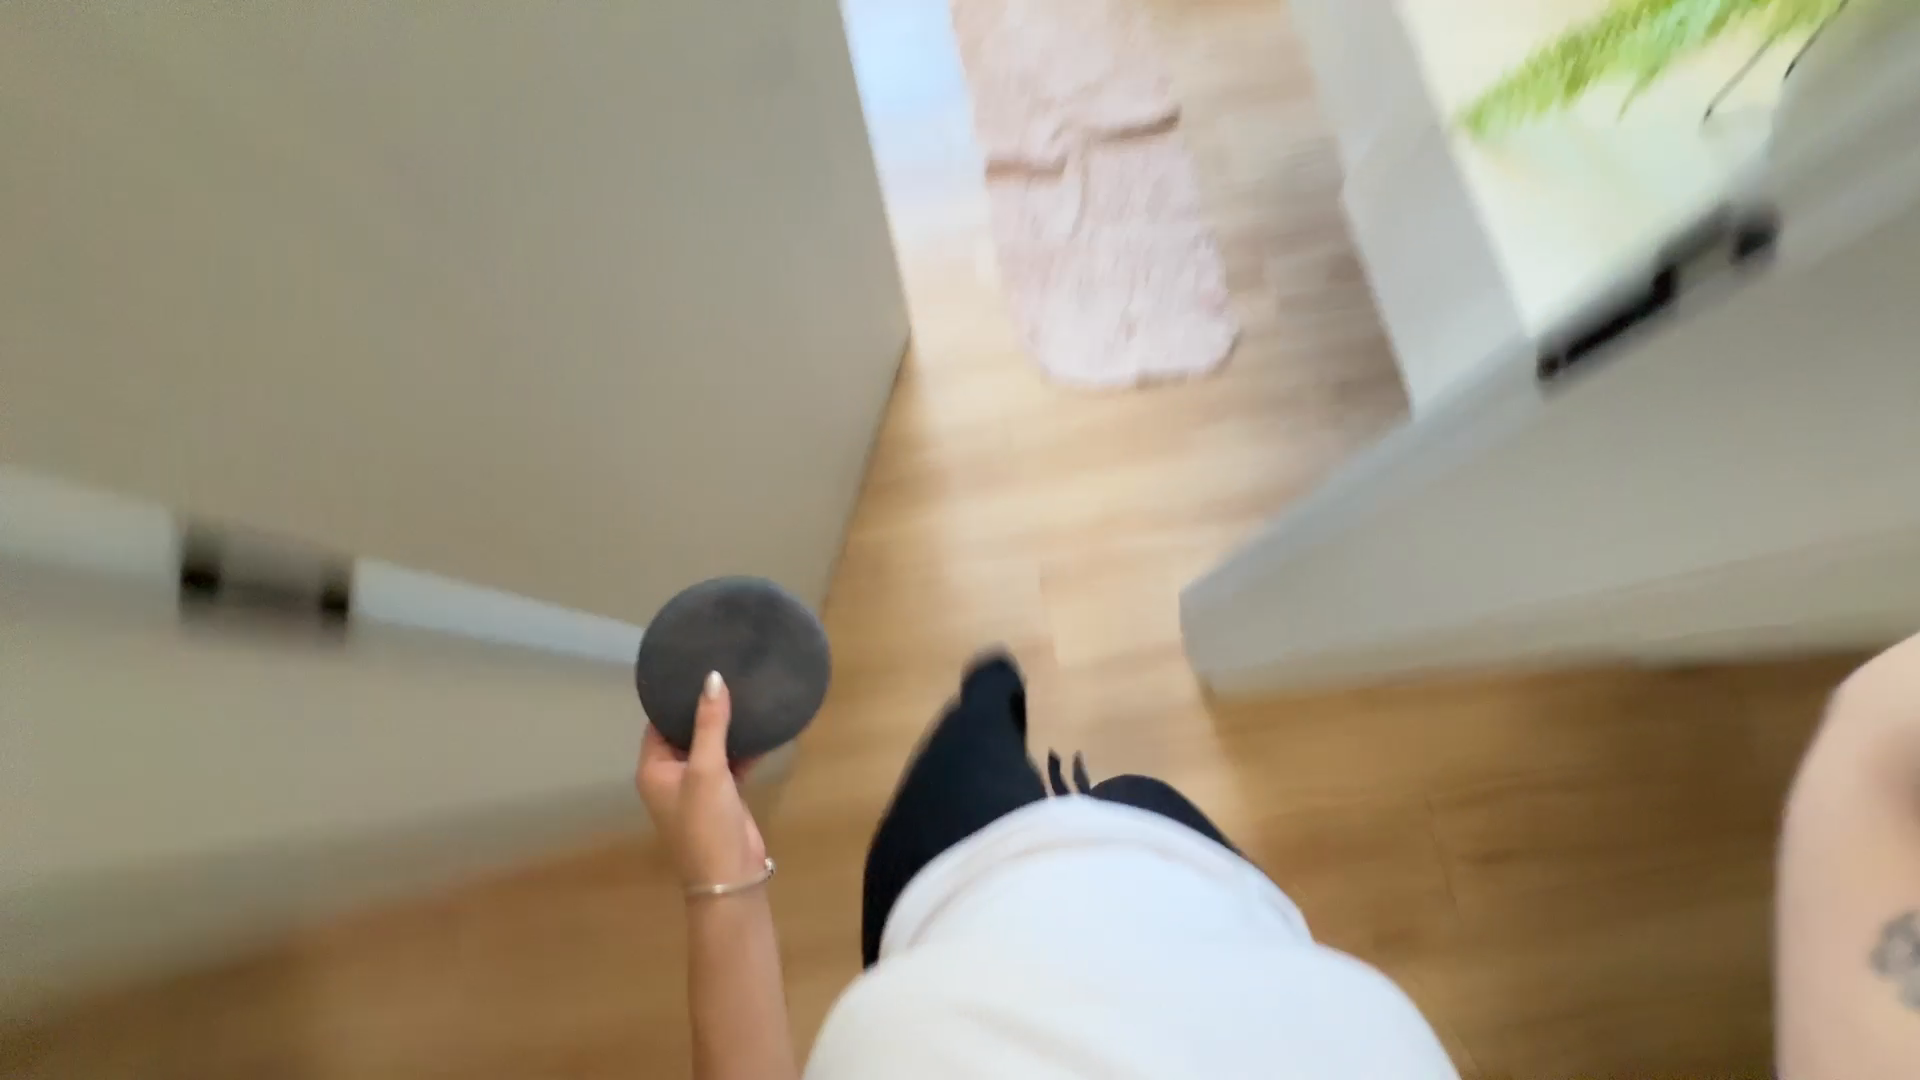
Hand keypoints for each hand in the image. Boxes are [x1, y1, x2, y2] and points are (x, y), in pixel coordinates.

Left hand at [637, 671, 767, 890]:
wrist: (730, 875)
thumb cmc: (706, 821)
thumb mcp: (707, 768)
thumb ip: (710, 723)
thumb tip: (712, 677)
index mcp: (653, 769)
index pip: (659, 723)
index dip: (676, 699)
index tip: (698, 669)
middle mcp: (671, 775)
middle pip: (685, 732)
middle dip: (705, 709)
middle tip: (728, 674)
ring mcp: (697, 786)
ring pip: (710, 746)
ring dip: (726, 726)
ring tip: (746, 691)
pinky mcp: (723, 794)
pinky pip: (730, 761)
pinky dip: (743, 746)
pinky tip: (762, 724)